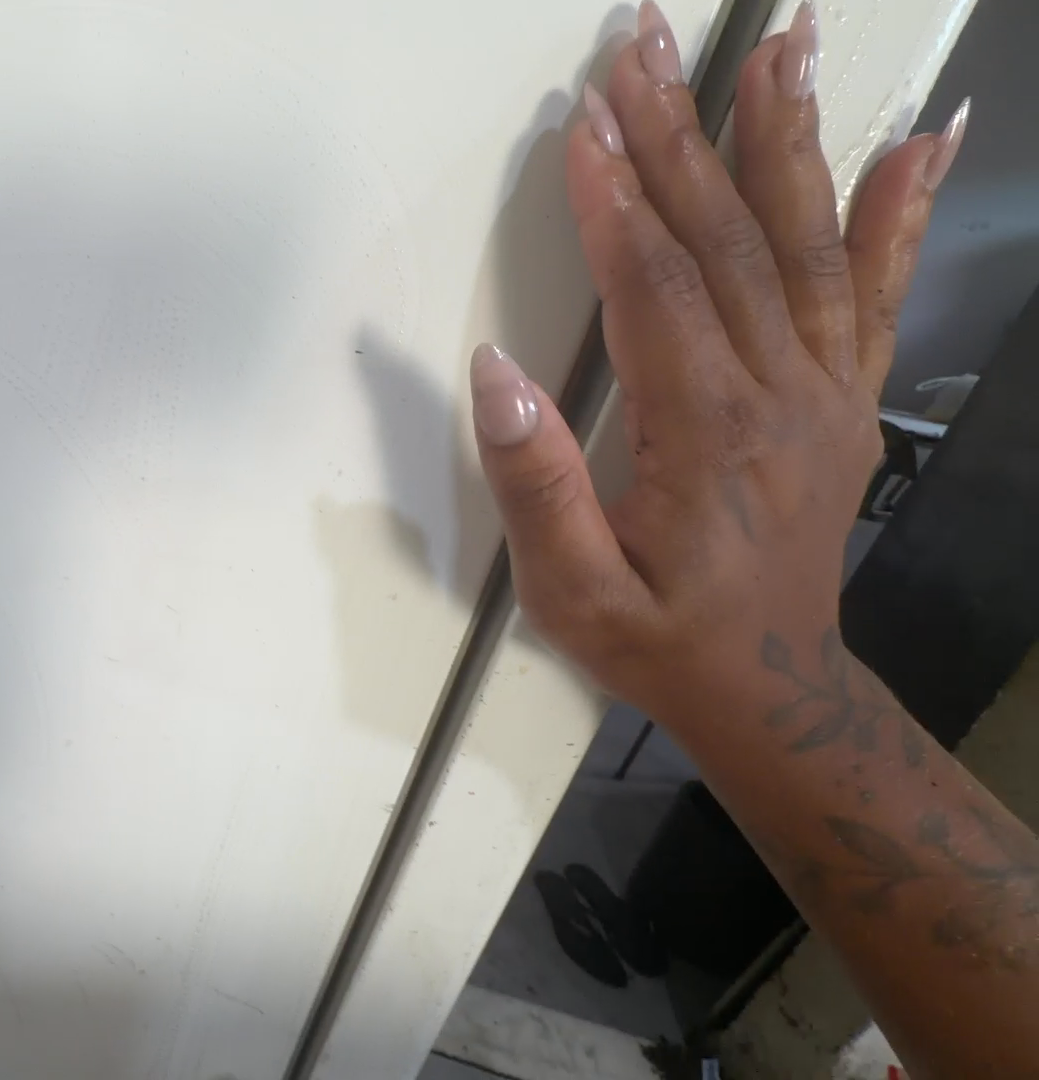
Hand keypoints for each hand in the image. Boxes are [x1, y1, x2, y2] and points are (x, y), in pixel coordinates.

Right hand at [468, 1, 966, 727]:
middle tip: (649, 46)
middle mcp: (781, 393)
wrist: (767, 690)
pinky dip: (897, 209)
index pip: (658, 289)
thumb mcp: (570, 586)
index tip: (584, 124)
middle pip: (729, 240)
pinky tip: (916, 141)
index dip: (615, 202)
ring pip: (806, 242)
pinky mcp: (842, 401)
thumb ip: (535, 483)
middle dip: (680, 136)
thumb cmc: (656, 639)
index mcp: (706, 433)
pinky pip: (875, 292)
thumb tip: (497, 373)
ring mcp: (826, 390)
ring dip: (783, 138)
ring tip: (775, 46)